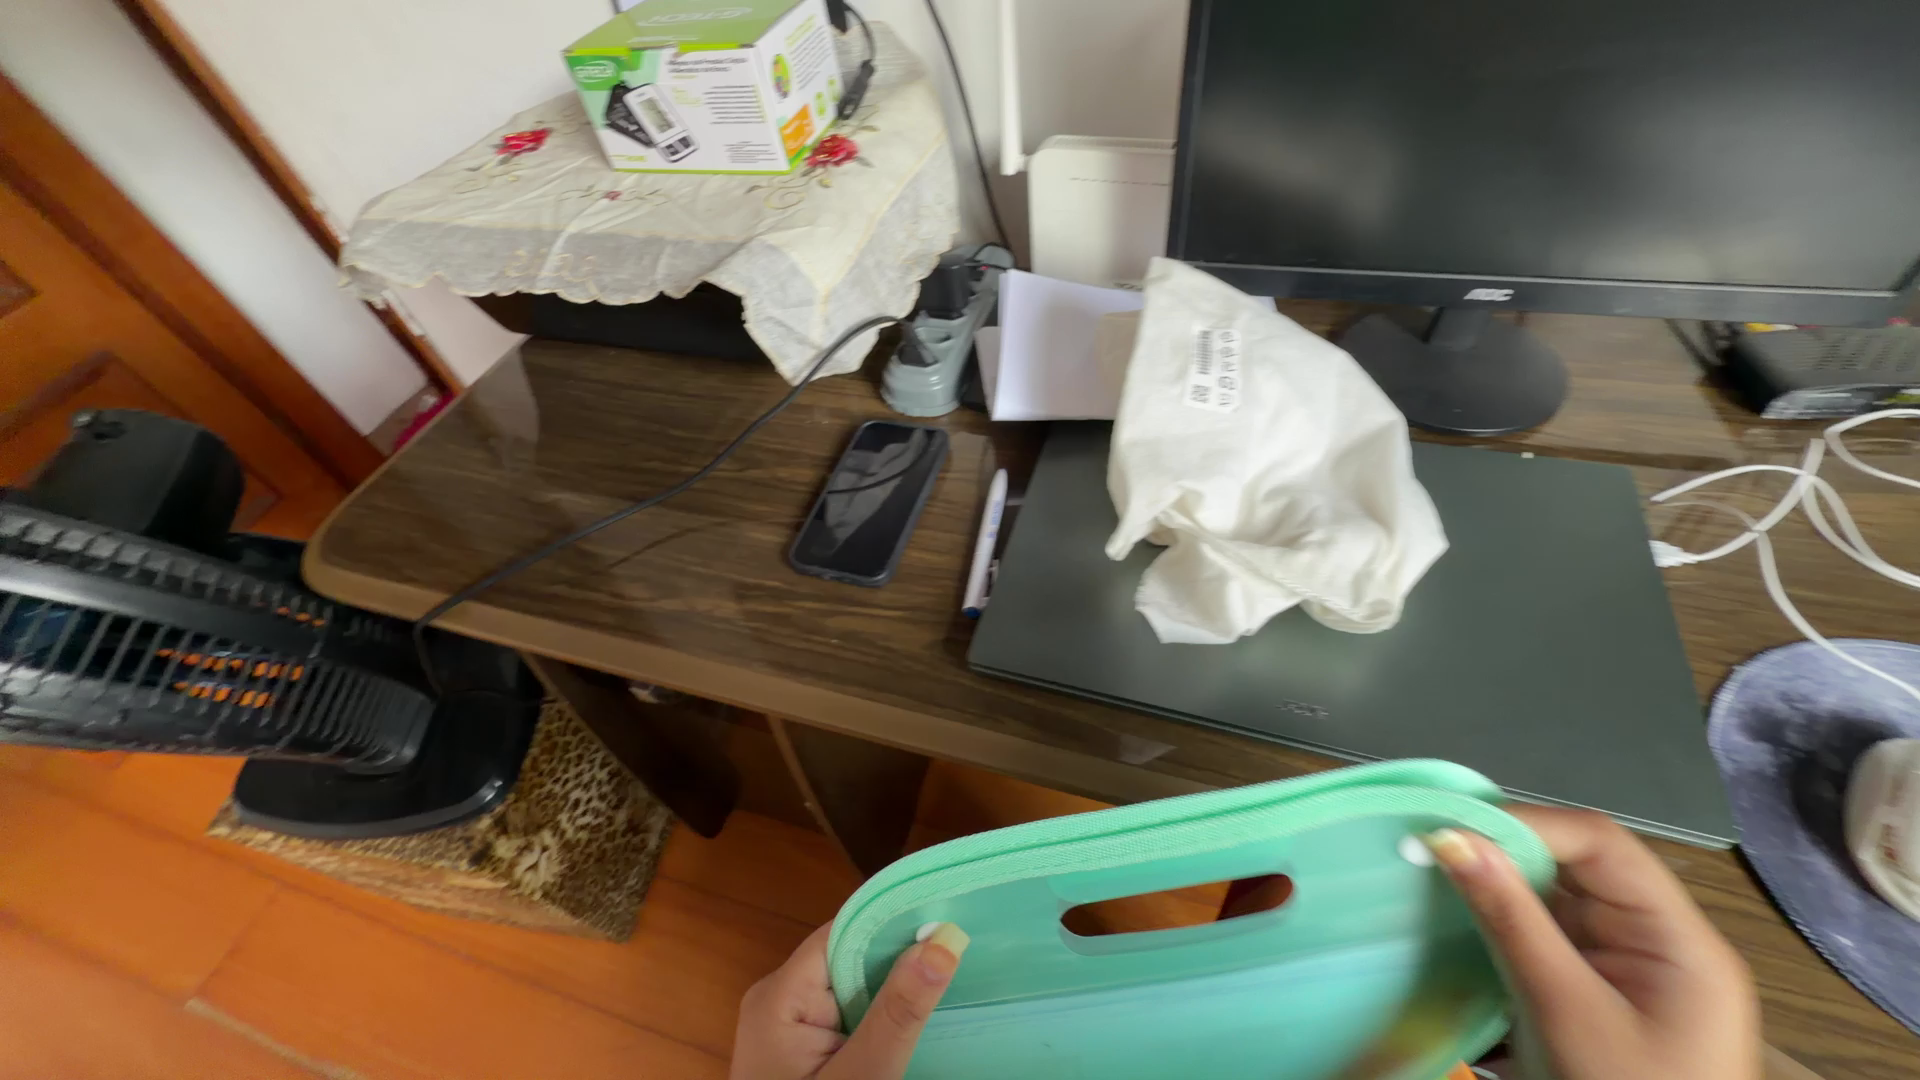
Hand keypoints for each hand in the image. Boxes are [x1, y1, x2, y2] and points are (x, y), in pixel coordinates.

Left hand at [730, 922, 968, 1079]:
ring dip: (894, 987)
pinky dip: (879, 1014)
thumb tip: (945, 938)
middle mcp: (779, 997)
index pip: (844, 931)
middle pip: (849, 954)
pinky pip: (846, 1011)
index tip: (948, 920)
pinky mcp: (799, 1048)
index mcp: (779, 994)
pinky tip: (912, 1017)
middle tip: (958, 955)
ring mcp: (787, 1023)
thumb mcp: (862, 1079)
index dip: (894, 923)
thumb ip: (899, 1011)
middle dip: (899, 957)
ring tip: (945, 978)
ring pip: (852, 983)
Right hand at [1424, 807, 1760, 1079]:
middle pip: (1574, 861)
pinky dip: (1499, 919)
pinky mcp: (1596, 983)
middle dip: (1501, 851)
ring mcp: (1627, 961)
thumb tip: (1449, 835)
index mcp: (1677, 938)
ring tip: (1435, 878)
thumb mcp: (1563, 1011)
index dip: (1524, 823)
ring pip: (1552, 892)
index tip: (1449, 830)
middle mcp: (1656, 937)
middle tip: (1430, 850)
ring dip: (1495, 885)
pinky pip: (1543, 928)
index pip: (1599, 843)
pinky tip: (1459, 922)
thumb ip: (1509, 918)